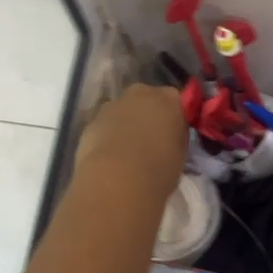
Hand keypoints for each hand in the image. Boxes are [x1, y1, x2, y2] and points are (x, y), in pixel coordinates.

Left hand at [75, 84, 187, 198]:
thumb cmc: (158, 169)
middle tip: (150, 142)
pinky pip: (105, 125)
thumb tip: (168, 138)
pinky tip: (110, 158)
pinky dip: (108, 136)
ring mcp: (113, 104)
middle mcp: (140, 94)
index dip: (174, 118)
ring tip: (128, 153)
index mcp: (169, 100)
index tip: (172, 136)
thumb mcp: (181, 155)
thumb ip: (175, 138)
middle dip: (148, 116)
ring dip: (126, 124)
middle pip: (147, 100)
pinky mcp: (91, 120)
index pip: (176, 102)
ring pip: (123, 111)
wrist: (117, 179)